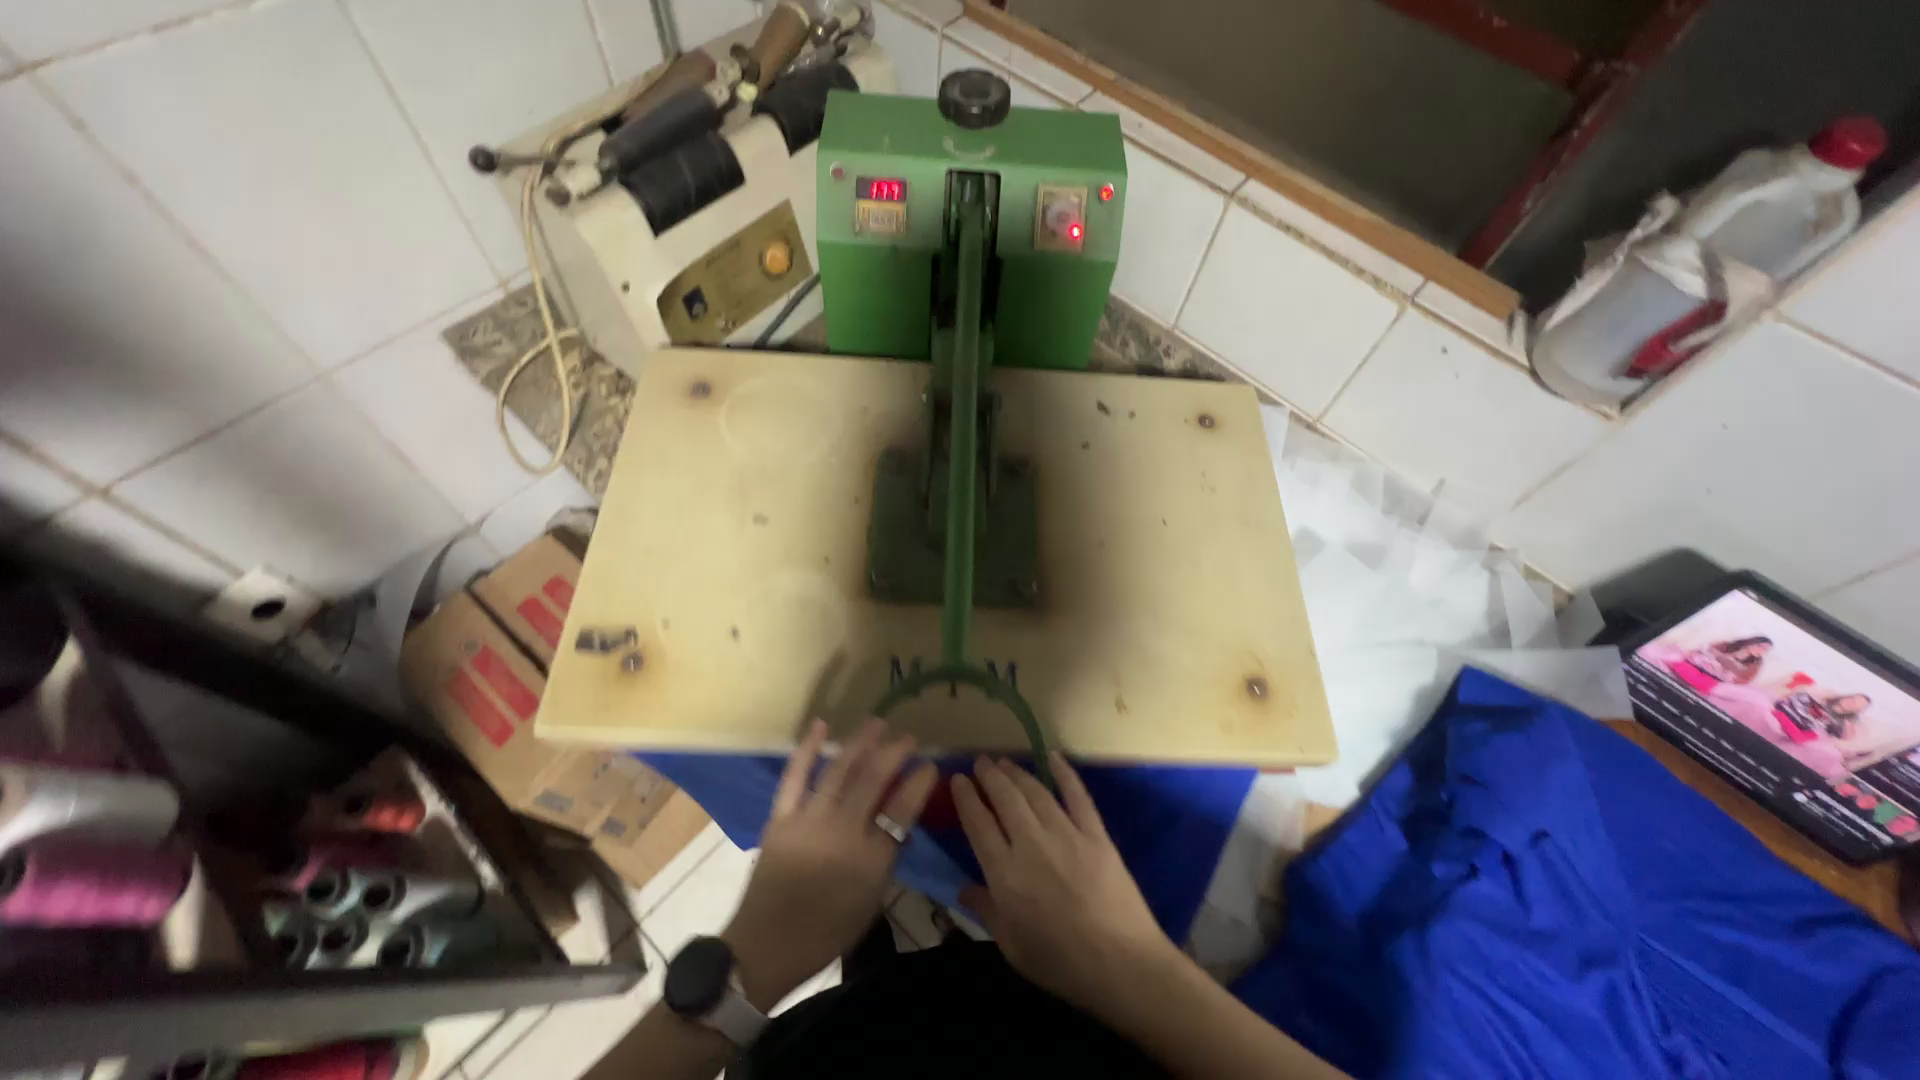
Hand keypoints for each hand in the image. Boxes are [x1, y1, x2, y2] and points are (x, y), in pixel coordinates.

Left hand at [722, 718, 936, 1010]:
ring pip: (839, 771)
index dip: (919, 784)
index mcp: (870, 859)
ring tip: (877, 723)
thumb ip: (887, 858)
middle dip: (894, 754)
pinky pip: (796, 776)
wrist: (768, 946)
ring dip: (860, 743)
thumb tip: (899, 824)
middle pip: (873, 781)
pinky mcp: (781, 817)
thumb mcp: (872, 900)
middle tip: (909, 738)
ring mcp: (809, 821)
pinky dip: (808, 748)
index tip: (930, 766)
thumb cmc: (827, 931)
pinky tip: (822, 726)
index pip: (902, 811)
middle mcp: (842, 832)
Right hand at [951, 754, 1182, 1019]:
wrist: (1121, 964)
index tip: (958, 780)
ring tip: (1004, 762)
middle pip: (1005, 799)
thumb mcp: (1012, 946)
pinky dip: (1065, 773)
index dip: (966, 798)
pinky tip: (1054, 757)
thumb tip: (962, 890)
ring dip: (1017, 773)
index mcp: (1005, 874)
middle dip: (989, 776)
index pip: (978, 824)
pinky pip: (1078, 796)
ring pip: (1036, 793)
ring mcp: (1066, 835)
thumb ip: (986, 912)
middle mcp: (1031, 845)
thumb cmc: (1060, 962)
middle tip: (980, 763)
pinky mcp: (1096, 835)